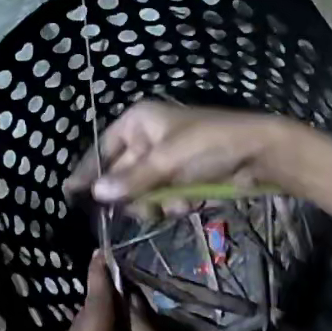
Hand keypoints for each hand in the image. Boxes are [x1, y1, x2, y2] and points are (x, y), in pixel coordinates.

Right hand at [65, 101, 294, 211]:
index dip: (88, 171)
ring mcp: (165, 158)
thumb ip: (132, 179)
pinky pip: (163, 196)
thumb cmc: (210, 144)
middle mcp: (147, 138)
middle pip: (122, 173)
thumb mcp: (168, 161)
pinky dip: (173, 204)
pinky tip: (188, 204)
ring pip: (142, 190)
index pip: (102, 148)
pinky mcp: (181, 176)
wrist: (261, 153)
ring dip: (154, 202)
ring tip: (173, 203)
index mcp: (138, 122)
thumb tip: (96, 193)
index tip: (70, 194)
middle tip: (139, 208)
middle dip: (131, 194)